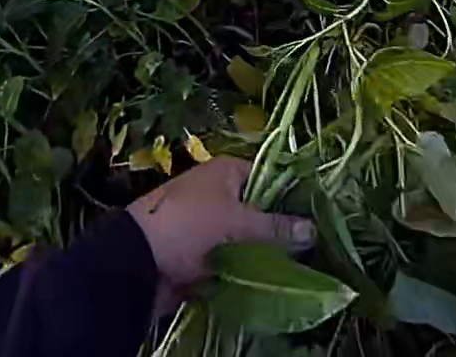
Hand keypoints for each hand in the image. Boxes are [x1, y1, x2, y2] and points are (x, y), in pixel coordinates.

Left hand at [126, 157, 314, 310]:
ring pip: (247, 237)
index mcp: (227, 171)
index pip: (269, 174)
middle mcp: (220, 190)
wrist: (137, 261)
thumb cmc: (189, 225)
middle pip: (259, 208)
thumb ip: (275, 228)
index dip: (291, 193)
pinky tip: (271, 284)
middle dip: (280, 229)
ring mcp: (210, 222)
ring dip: (264, 254)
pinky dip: (246, 270)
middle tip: (312, 248)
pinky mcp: (202, 252)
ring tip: (300, 270)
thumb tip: (314, 229)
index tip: (318, 214)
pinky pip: (233, 258)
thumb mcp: (236, 223)